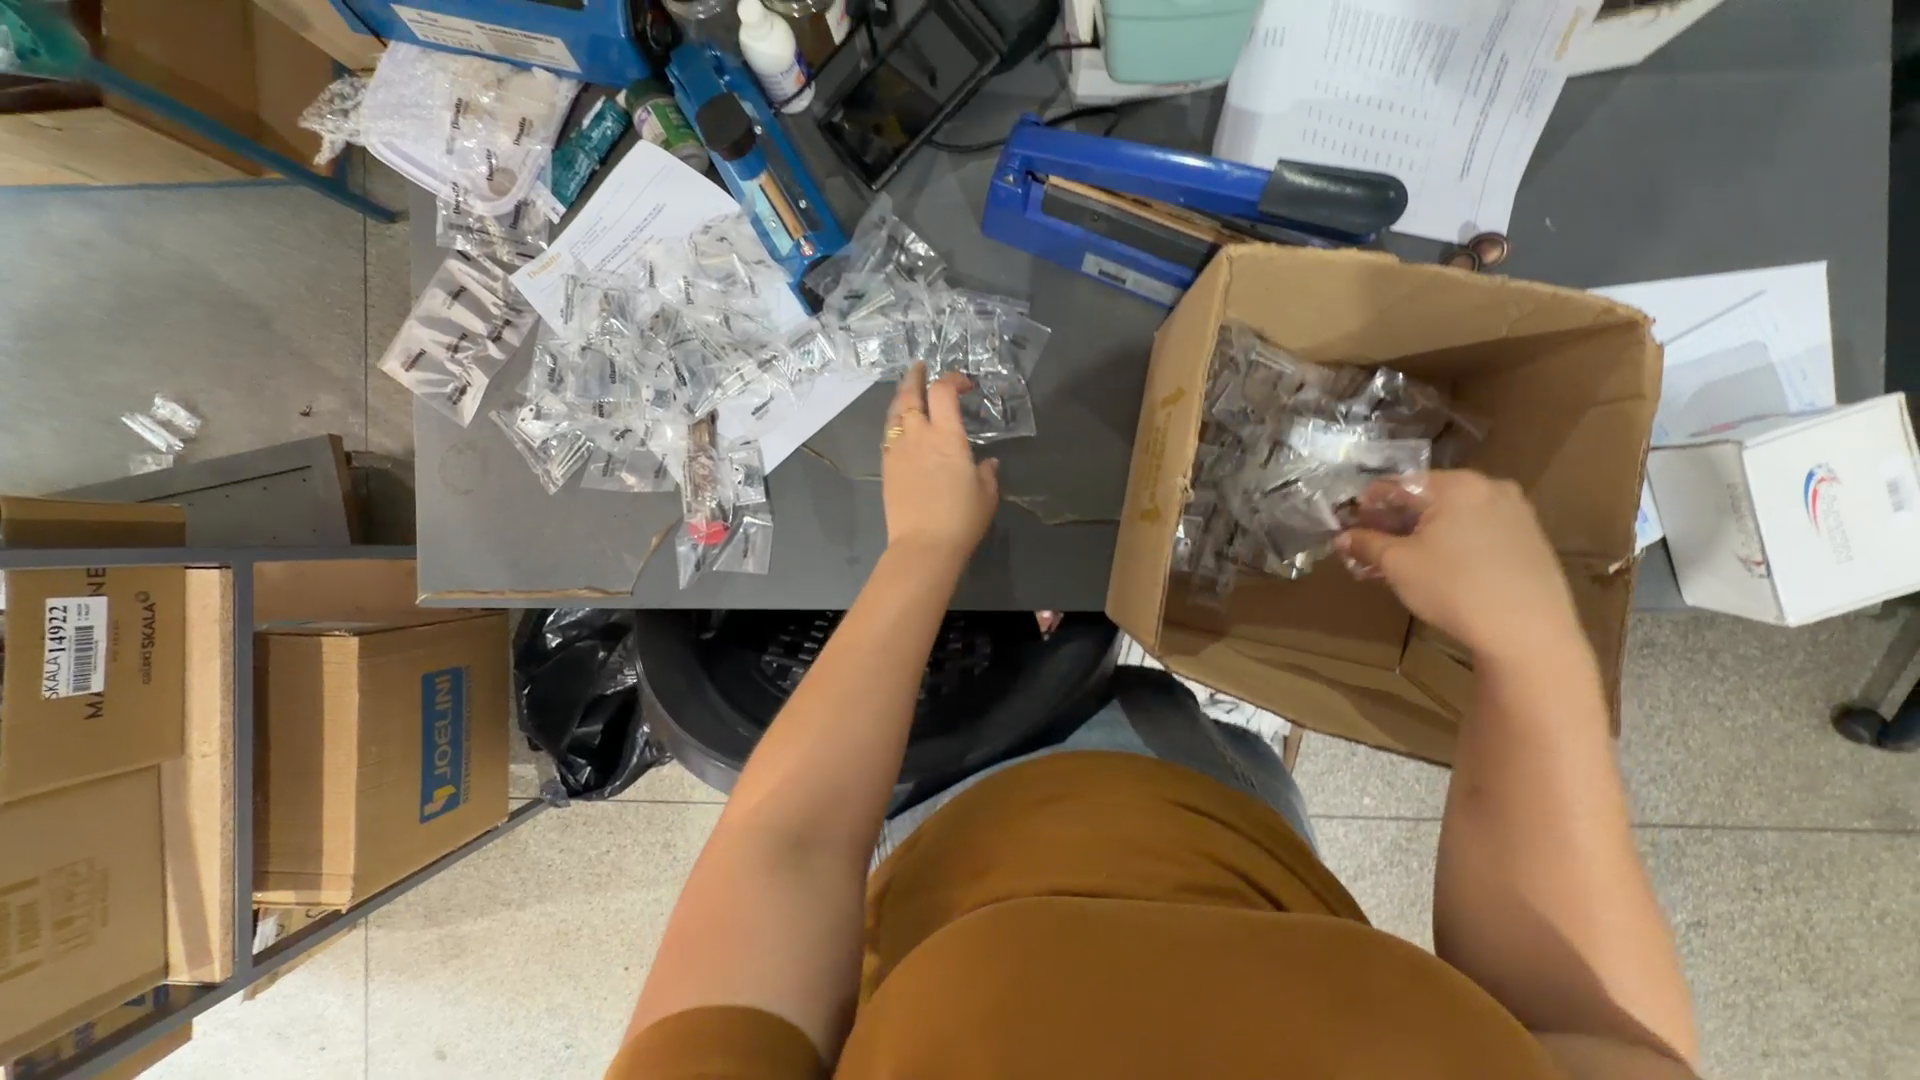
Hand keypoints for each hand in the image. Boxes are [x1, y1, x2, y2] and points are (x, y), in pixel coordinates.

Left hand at [881, 363, 999, 564]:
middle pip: (911, 394)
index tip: (964, 384)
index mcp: (947, 437)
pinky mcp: (886, 467)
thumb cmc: (961, 518)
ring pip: (895, 412)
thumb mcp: (986, 493)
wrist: (924, 545)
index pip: (944, 392)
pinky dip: (895, 422)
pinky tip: (900, 426)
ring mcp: (898, 450)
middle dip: (916, 376)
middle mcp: (919, 436)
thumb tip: (987, 463)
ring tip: (908, 392)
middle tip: (921, 367)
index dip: (952, 379)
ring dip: (902, 397)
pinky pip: (888, 434)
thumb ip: (987, 472)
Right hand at [1336, 470, 1579, 660]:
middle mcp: (1491, 488)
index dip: (1368, 504)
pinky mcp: (1531, 539)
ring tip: (1404, 563)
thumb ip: (1367, 544)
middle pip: (1429, 498)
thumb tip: (1344, 536)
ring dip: (1424, 534)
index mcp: (1457, 484)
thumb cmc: (1453, 588)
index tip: (1351, 526)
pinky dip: (1454, 543)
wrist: (1528, 632)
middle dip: (1397, 521)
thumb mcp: (1397, 565)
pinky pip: (1479, 531)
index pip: (1398, 484)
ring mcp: (1517, 513)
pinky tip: (1442, 570)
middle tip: (1374, 548)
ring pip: (1455, 516)